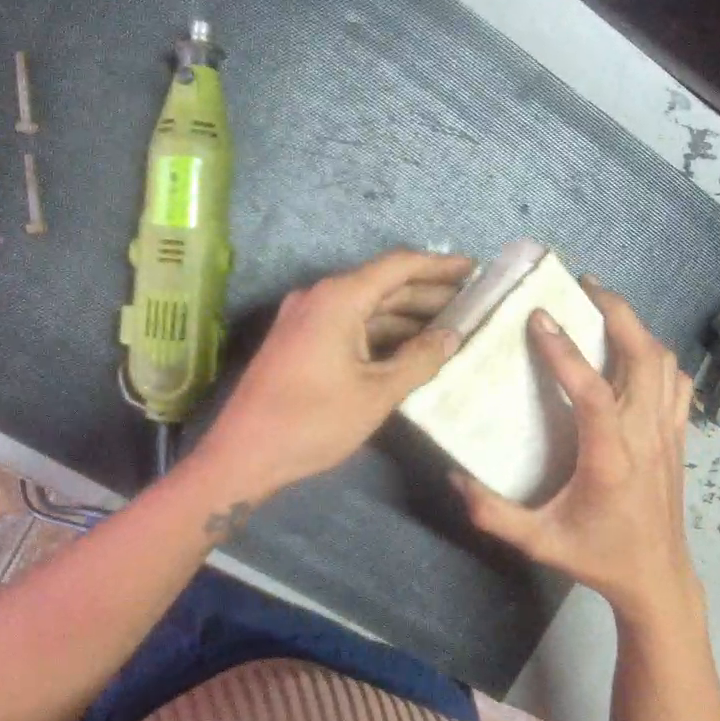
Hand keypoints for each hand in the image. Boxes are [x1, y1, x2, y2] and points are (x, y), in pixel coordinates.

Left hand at [192, 250, 475, 498]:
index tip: (476, 270)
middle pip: (382, 284)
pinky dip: (379, 333)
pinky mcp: (298, 340)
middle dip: (427, 293)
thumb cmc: (313, 421)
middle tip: (472, 304)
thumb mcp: (376, 393)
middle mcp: (318, 297)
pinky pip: (347, 324)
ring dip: (405, 316)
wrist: (243, 454)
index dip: (440, 266)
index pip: (398, 266)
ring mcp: (304, 318)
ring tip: (449, 328)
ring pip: (365, 307)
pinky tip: (409, 348)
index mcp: (337, 298)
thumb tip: (452, 335)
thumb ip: (419, 360)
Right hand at [453, 280, 699, 622]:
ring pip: (664, 363)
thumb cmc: (597, 557)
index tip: (540, 318)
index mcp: (611, 458)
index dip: (566, 353)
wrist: (658, 579)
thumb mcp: (538, 542)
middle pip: (644, 357)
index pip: (594, 393)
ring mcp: (668, 434)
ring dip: (636, 329)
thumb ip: (492, 514)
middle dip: (617, 314)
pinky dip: (656, 356)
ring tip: (604, 309)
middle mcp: (646, 436)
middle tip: (583, 288)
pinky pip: (676, 382)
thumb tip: (453, 479)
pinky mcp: (677, 437)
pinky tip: (634, 354)